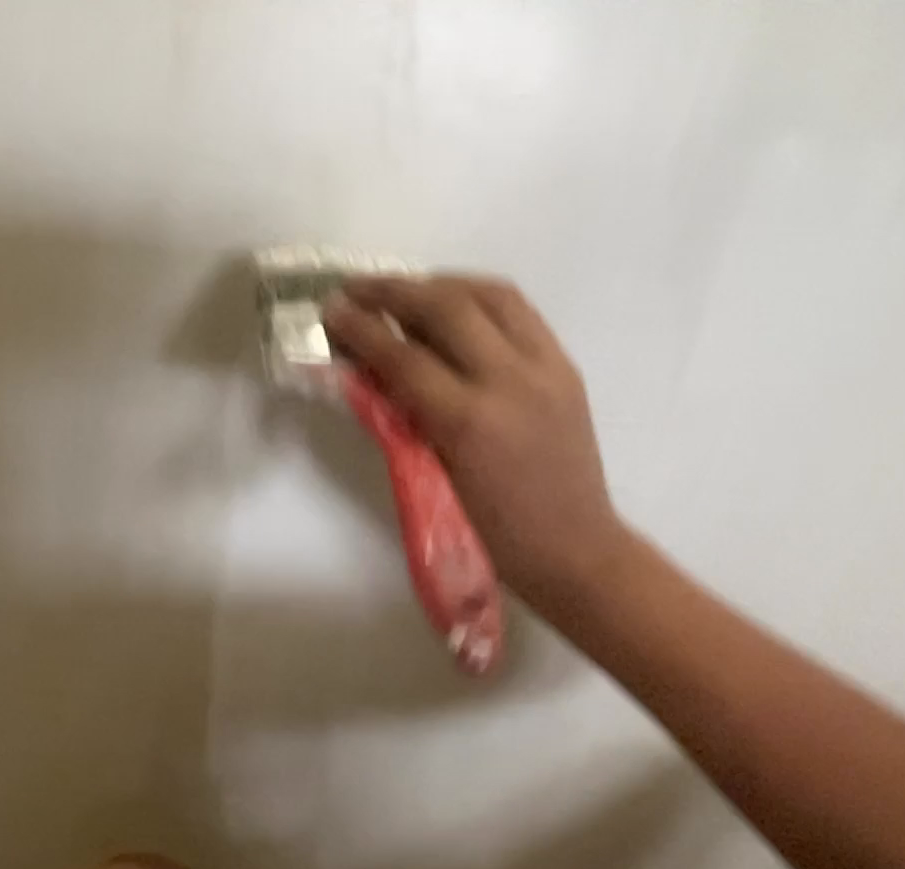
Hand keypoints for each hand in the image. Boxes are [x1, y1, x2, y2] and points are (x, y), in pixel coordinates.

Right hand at [323, 276, 631, 597]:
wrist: (573, 548)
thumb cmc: (494, 533)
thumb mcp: (437, 476)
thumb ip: (404, 419)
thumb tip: (370, 372)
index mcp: (471, 421)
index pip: (404, 357)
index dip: (362, 329)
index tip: (331, 310)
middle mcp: (511, 380)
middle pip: (446, 308)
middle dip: (395, 290)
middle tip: (358, 289)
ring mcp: (545, 367)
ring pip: (490, 294)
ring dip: (441, 283)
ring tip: (407, 290)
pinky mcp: (565, 366)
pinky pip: (519, 312)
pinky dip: (480, 299)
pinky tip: (456, 308)